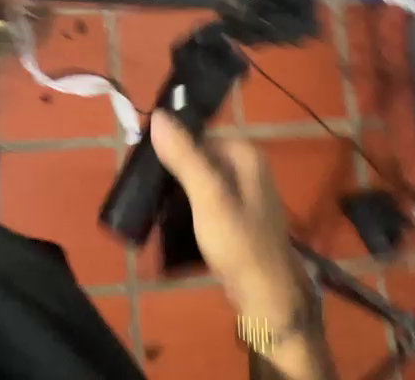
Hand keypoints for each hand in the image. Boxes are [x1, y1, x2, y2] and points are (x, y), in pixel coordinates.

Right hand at [150, 110, 307, 320]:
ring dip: (178, 188)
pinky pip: (207, 196)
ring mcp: (246, 191)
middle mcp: (248, 165)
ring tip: (155, 203)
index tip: (146, 167)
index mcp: (245, 153)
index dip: (170, 147)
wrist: (268, 298)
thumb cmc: (239, 243)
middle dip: (173, 170)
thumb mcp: (208, 196)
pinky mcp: (239, 213)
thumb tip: (158, 115)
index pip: (196, 135)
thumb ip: (184, 156)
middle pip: (198, 155)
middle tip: (149, 190)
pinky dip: (190, 203)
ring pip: (200, 176)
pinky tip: (174, 217)